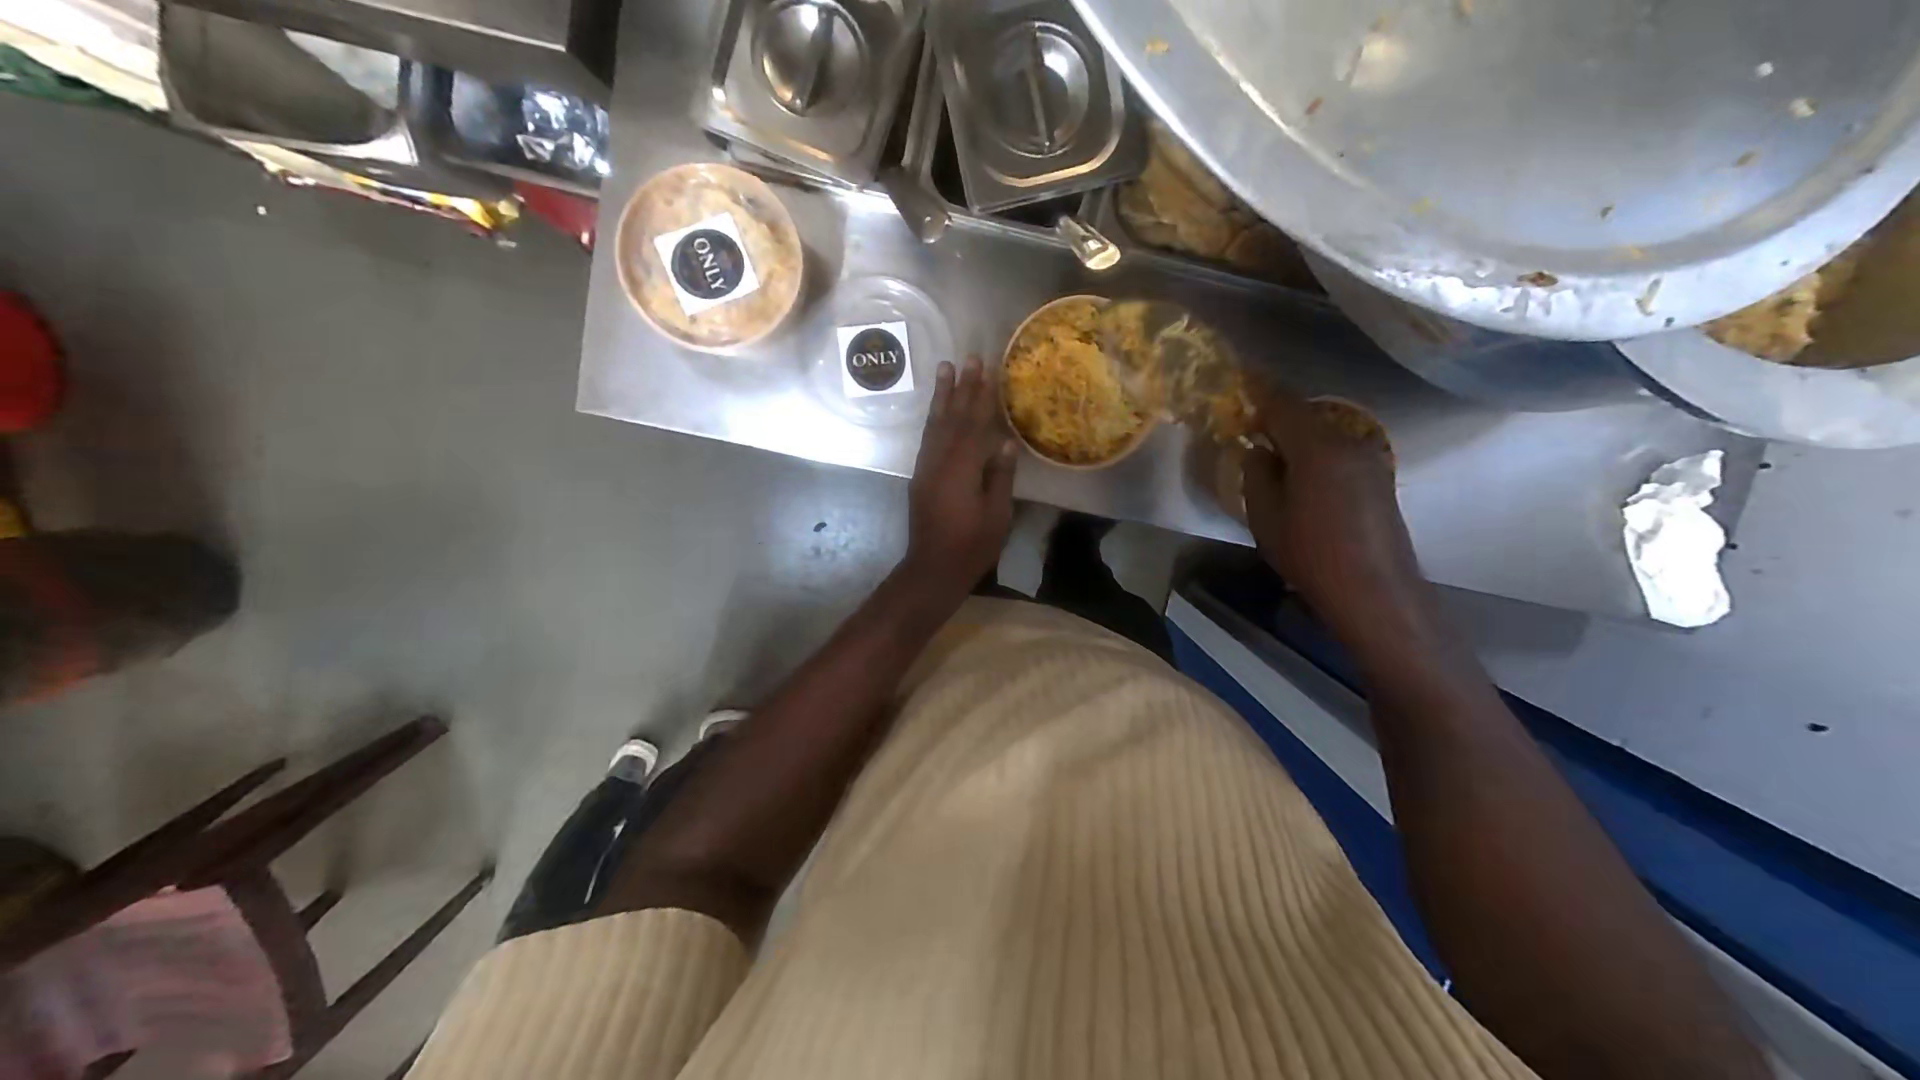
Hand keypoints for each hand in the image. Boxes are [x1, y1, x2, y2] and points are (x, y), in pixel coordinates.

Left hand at [903, 357, 1017, 598]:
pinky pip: (928, 440)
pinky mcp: (920, 478)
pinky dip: (934, 420)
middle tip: (967, 358)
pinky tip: (938, 412)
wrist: (932, 569)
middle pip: (952, 417)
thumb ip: (1000, 477)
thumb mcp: (996, 515)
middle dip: (961, 387)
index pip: (973, 424)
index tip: (986, 368)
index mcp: (962, 469)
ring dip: (942, 397)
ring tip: (945, 369)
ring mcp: (926, 469)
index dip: (981, 396)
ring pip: (935, 425)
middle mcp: (939, 462)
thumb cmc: (971, 546)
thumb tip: (1005, 443)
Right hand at [1242, 384, 1426, 641]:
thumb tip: (1259, 451)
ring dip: (1297, 436)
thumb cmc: (1311, 554)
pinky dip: (1315, 453)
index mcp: (1317, 449)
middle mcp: (1348, 444)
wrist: (1374, 592)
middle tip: (1248, 424)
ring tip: (1271, 451)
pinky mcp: (1378, 479)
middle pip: (1307, 416)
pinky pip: (1338, 451)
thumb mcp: (1266, 517)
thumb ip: (1257, 475)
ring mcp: (1369, 460)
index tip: (1240, 378)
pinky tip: (1300, 475)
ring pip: (1324, 434)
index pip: (1283, 404)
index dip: (1259, 389)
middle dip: (1276, 415)